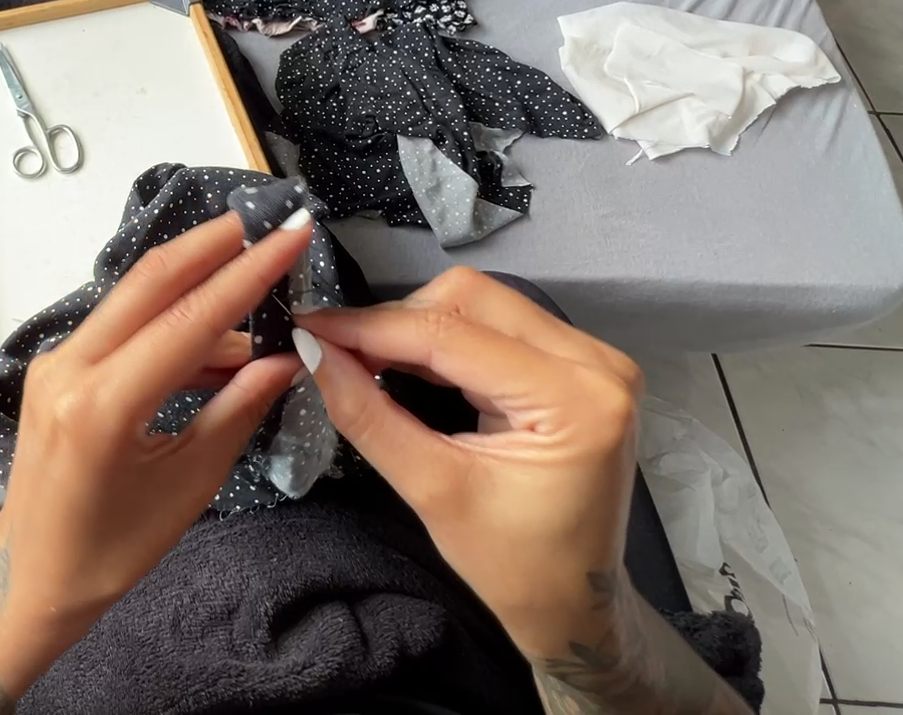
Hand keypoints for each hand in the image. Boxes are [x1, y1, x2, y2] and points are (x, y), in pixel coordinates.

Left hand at [0, 210, 309, 695]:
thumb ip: (237, 411)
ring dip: (198, 284)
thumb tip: (288, 359)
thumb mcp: (186, 487)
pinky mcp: (59, 362)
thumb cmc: (110, 551)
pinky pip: (125, 324)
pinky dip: (173, 320)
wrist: (29, 574)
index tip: (291, 234)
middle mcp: (70, 365)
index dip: (247, 273)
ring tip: (259, 287)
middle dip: (213, 243)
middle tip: (267, 220)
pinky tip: (218, 336)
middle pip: (150, 280)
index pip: (188, 320)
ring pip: (137, 297)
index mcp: (101, 405)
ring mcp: (57, 358)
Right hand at [296, 267, 642, 662]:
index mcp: (573, 400)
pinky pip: (493, 319)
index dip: (369, 326)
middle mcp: (594, 361)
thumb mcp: (431, 490)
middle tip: (343, 353)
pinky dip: (440, 333)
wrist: (578, 605)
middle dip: (395, 321)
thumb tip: (311, 349)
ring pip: (478, 300)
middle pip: (467, 297)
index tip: (309, 325)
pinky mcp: (577, 360)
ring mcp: (591, 355)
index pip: (448, 333)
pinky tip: (409, 361)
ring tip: (371, 360)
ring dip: (415, 323)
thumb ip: (366, 413)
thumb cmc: (512, 565)